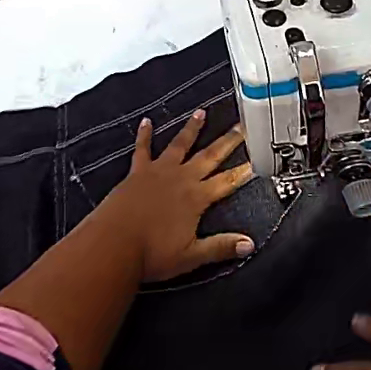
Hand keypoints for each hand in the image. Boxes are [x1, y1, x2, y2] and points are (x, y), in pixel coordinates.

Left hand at [89, 110, 254, 281]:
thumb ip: (221, 247)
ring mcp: (158, 171)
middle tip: (240, 126)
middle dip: (227, 141)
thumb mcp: (191, 256)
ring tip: (201, 113)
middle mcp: (181, 178)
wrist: (113, 244)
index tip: (257, 159)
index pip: (227, 181)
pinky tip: (146, 121)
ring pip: (180, 145)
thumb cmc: (152, 254)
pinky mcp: (137, 172)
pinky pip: (143, 148)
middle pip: (209, 156)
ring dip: (191, 129)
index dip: (243, 171)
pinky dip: (145, 134)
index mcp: (196, 198)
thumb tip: (249, 244)